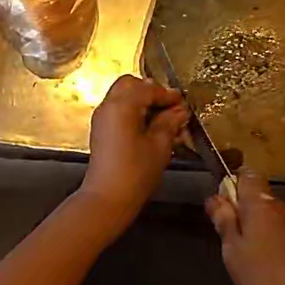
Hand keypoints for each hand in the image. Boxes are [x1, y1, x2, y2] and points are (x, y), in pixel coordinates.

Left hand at [81, 76, 187, 212]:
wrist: (107, 199)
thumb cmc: (135, 173)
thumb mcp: (160, 146)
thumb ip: (170, 122)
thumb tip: (180, 110)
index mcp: (121, 106)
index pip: (147, 88)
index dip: (167, 94)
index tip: (182, 102)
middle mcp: (108, 106)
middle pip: (130, 85)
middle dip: (151, 91)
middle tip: (171, 106)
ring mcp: (102, 118)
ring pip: (122, 96)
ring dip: (142, 101)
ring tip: (163, 118)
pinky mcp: (101, 130)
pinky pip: (118, 110)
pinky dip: (133, 111)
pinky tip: (150, 127)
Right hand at [205, 170, 284, 284]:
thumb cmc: (265, 278)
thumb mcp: (233, 251)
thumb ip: (224, 221)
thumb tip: (215, 197)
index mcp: (261, 203)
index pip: (248, 175)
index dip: (233, 184)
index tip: (222, 206)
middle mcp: (283, 208)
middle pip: (260, 198)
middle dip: (244, 211)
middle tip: (229, 240)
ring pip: (273, 218)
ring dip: (259, 230)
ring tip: (248, 260)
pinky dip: (275, 246)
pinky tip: (269, 270)